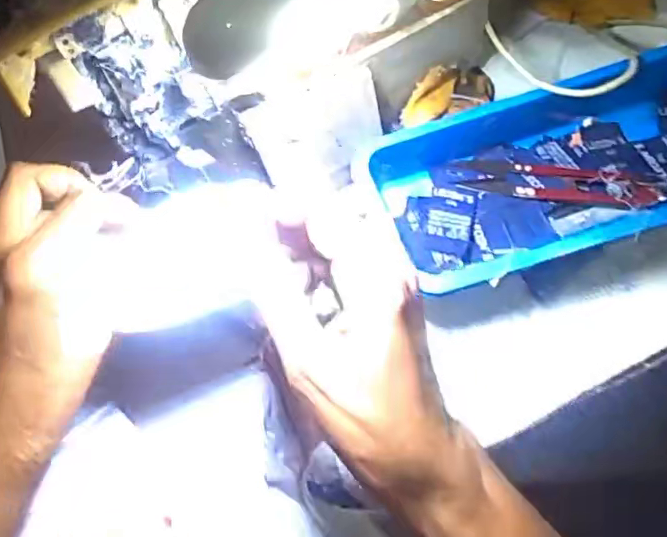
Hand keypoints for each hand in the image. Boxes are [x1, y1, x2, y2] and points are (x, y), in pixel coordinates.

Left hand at [0, 163, 135, 536]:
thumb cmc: (43, 398)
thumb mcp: (92, 335)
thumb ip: (109, 279)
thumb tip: (127, 247)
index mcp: (31, 264)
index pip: (81, 203)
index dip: (116, 207)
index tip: (134, 224)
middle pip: (29, 178)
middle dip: (68, 181)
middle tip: (95, 209)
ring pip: (12, 201)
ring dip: (49, 202)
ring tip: (80, 231)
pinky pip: (4, 228)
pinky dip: (34, 226)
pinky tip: (57, 259)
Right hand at [254, 184, 556, 536]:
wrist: (422, 459)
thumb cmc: (366, 419)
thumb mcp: (308, 362)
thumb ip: (275, 293)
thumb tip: (245, 241)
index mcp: (377, 279)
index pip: (325, 212)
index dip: (282, 207)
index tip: (244, 219)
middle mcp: (391, 264)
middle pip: (334, 211)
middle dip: (291, 222)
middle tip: (258, 248)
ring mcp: (393, 273)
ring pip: (337, 229)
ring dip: (300, 242)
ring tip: (275, 275)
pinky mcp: (387, 286)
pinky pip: (344, 251)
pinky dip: (314, 260)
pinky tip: (298, 291)